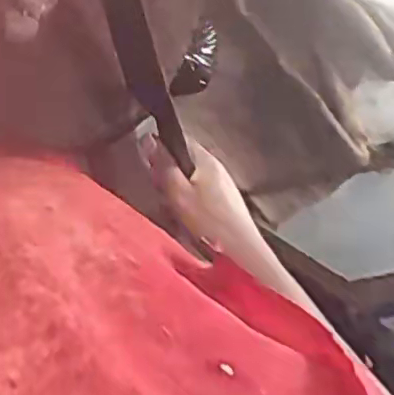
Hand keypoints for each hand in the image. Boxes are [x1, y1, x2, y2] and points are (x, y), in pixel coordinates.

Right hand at [143, 131, 257, 256]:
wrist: (245, 256)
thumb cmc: (209, 222)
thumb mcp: (177, 191)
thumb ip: (163, 164)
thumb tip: (149, 138)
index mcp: (204, 158)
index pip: (176, 138)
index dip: (159, 148)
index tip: (151, 165)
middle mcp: (216, 166)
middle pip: (182, 159)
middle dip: (168, 173)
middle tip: (163, 192)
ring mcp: (223, 185)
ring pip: (190, 178)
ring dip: (178, 190)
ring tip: (175, 209)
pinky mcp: (227, 202)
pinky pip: (200, 193)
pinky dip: (191, 202)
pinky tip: (190, 219)